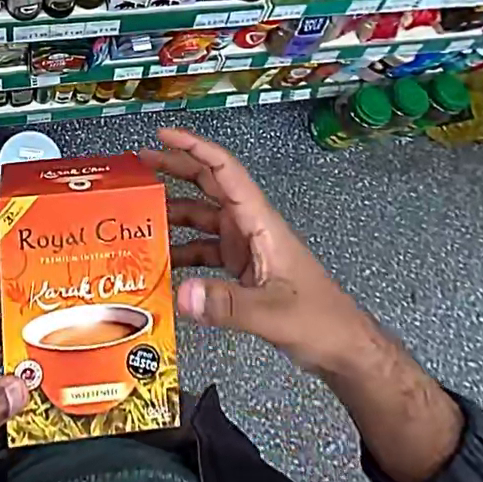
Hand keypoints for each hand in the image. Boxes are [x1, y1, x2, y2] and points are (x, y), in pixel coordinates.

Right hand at [143, 127, 376, 374]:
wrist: (343, 346)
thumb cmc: (320, 319)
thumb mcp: (274, 313)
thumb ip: (228, 305)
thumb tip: (181, 293)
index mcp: (260, 221)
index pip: (225, 171)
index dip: (194, 148)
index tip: (164, 135)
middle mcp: (250, 226)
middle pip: (209, 185)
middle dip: (176, 169)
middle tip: (140, 164)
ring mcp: (245, 246)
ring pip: (204, 218)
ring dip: (174, 211)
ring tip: (140, 211)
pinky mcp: (242, 268)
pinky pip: (205, 250)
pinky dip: (182, 251)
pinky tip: (160, 261)